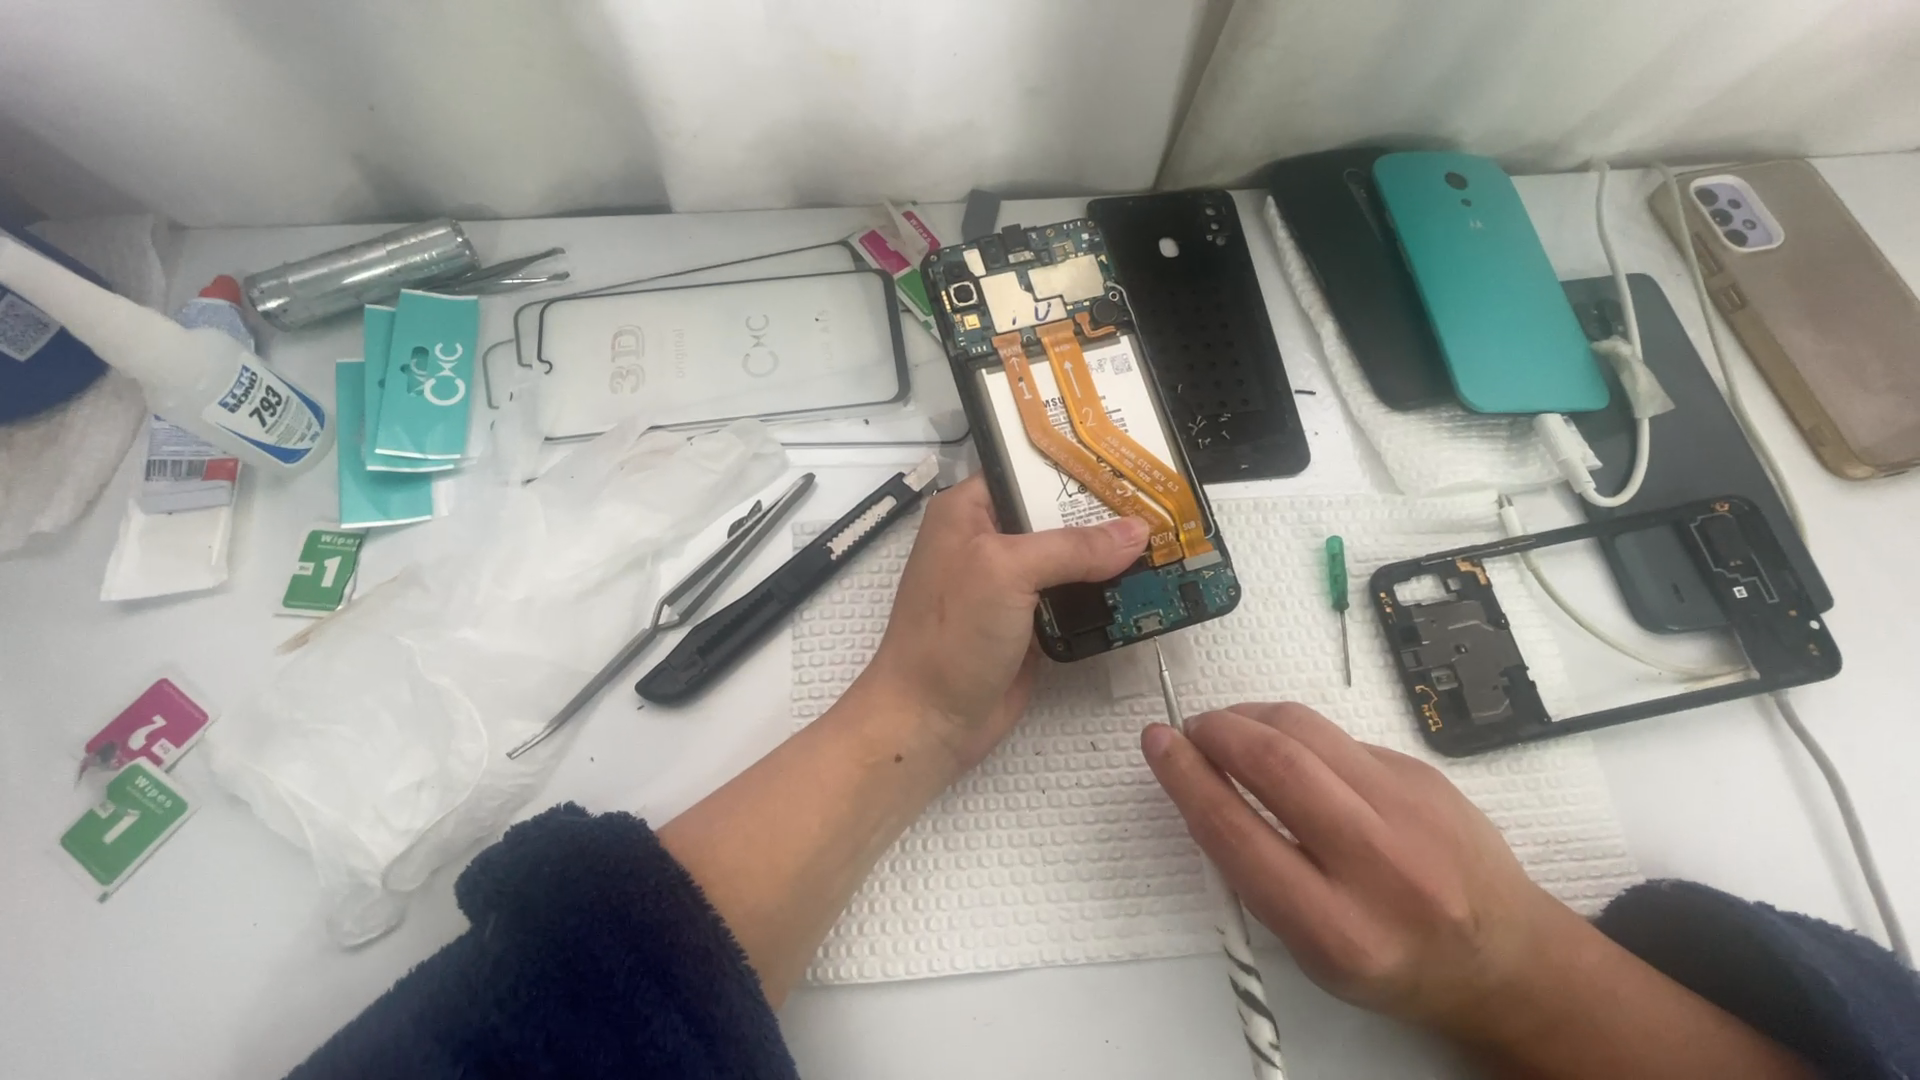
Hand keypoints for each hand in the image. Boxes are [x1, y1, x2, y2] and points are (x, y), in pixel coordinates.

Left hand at [859, 475, 1146, 771]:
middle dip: (1106, 512)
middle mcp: (990, 538)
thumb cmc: (951, 635)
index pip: (1028, 469)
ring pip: (1071, 557)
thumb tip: (1137, 531)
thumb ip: (1072, 546)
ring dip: (1111, 557)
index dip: (1076, 463)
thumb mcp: (1005, 571)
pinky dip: (1105, 595)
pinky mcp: (1031, 621)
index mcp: (968, 509)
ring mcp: (1011, 583)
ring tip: (1168, 541)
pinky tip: (1145, 587)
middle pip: (1058, 513)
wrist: (931, 719)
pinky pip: (1075, 597)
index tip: (1129, 460)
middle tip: (1163, 503)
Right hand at [1141, 703, 1582, 1040]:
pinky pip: (1340, 736)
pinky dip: (1297, 734)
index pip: (1237, 833)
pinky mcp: (1426, 775)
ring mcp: (1412, 812)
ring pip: (1307, 730)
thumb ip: (1252, 868)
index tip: (1157, 742)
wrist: (1506, 961)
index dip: (1185, 778)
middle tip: (1192, 730)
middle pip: (1275, 764)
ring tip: (1230, 729)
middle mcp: (1380, 867)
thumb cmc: (1389, 961)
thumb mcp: (1308, 946)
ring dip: (1250, 717)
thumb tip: (1204, 781)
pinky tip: (1291, 752)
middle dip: (1216, 731)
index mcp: (1336, 929)